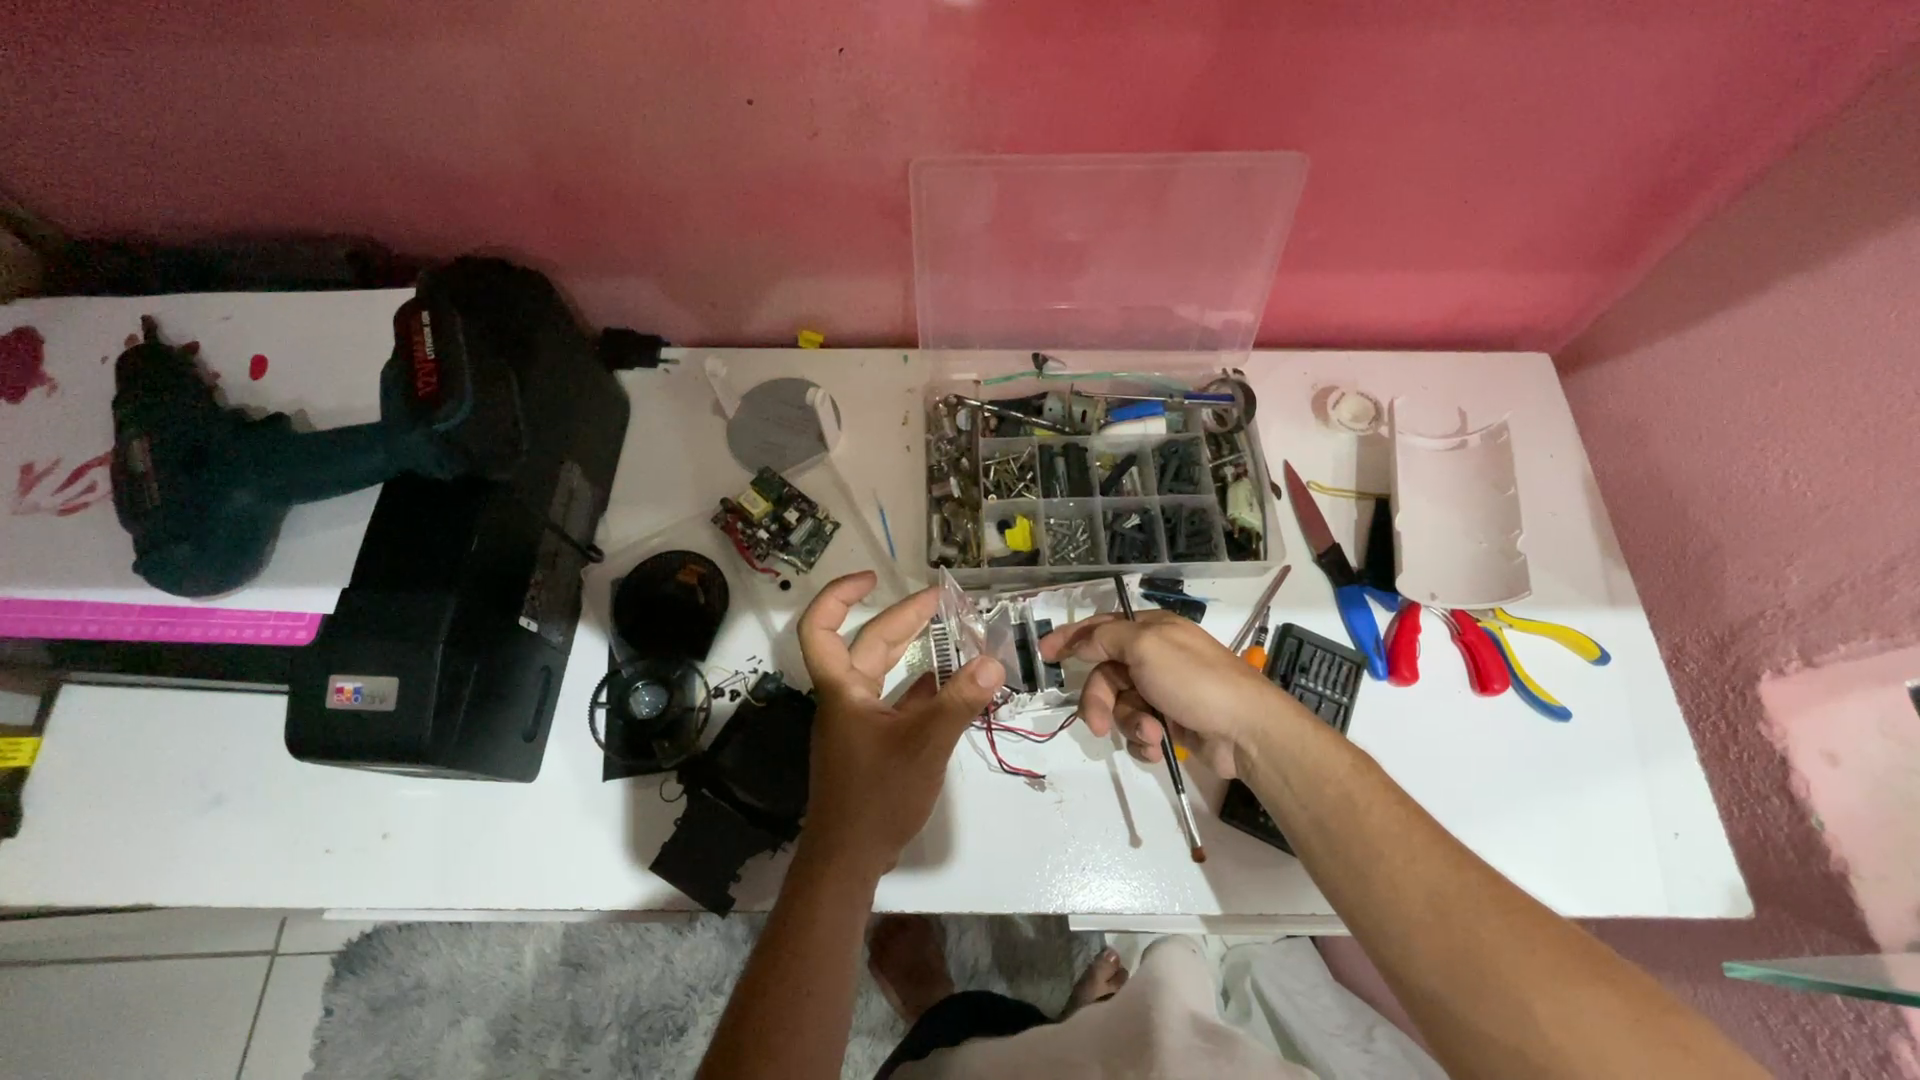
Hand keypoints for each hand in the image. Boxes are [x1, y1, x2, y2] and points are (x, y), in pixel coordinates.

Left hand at [796, 572, 1003, 874]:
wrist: (848, 858)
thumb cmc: (876, 795)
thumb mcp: (924, 744)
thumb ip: (959, 701)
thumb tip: (994, 661)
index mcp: (842, 689)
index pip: (822, 628)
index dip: (841, 596)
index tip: (874, 579)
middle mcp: (845, 698)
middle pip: (869, 645)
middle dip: (905, 619)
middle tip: (945, 602)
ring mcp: (858, 723)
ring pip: (884, 673)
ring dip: (915, 651)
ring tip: (955, 635)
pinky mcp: (872, 744)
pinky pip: (897, 703)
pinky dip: (923, 689)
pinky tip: (953, 684)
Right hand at [1039, 610, 1299, 777]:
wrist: (1244, 730)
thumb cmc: (1195, 679)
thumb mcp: (1146, 646)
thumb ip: (1107, 639)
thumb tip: (1083, 640)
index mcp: (1151, 630)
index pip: (1101, 628)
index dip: (1072, 638)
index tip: (1045, 653)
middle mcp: (1154, 657)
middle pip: (1104, 675)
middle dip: (1100, 701)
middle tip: (1098, 723)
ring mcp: (1163, 691)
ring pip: (1119, 706)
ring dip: (1128, 723)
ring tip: (1151, 733)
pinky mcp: (1170, 722)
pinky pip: (1137, 729)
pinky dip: (1143, 741)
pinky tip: (1158, 747)